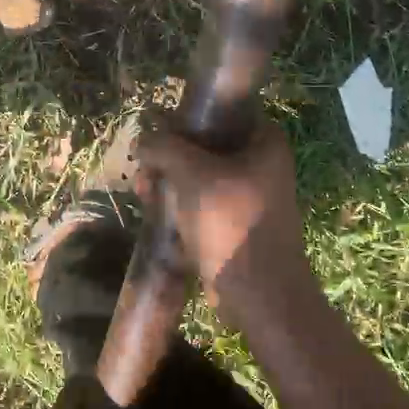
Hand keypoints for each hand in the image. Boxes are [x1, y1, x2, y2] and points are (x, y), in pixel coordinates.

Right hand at [135, 120, 307, 306]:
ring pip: (198, 174)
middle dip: (169, 157)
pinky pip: (202, 201)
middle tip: (146, 171)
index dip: (184, 118)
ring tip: (144, 194)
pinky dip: (180, 204)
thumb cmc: (231, 223)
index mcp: (264, 141)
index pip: (219, 111)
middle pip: (203, 144)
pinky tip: (157, 212)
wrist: (261, 297)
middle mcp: (262, 162)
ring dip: (169, 181)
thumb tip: (143, 140)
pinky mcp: (237, 223)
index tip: (158, 134)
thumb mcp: (191, 173)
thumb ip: (163, 146)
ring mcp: (250, 195)